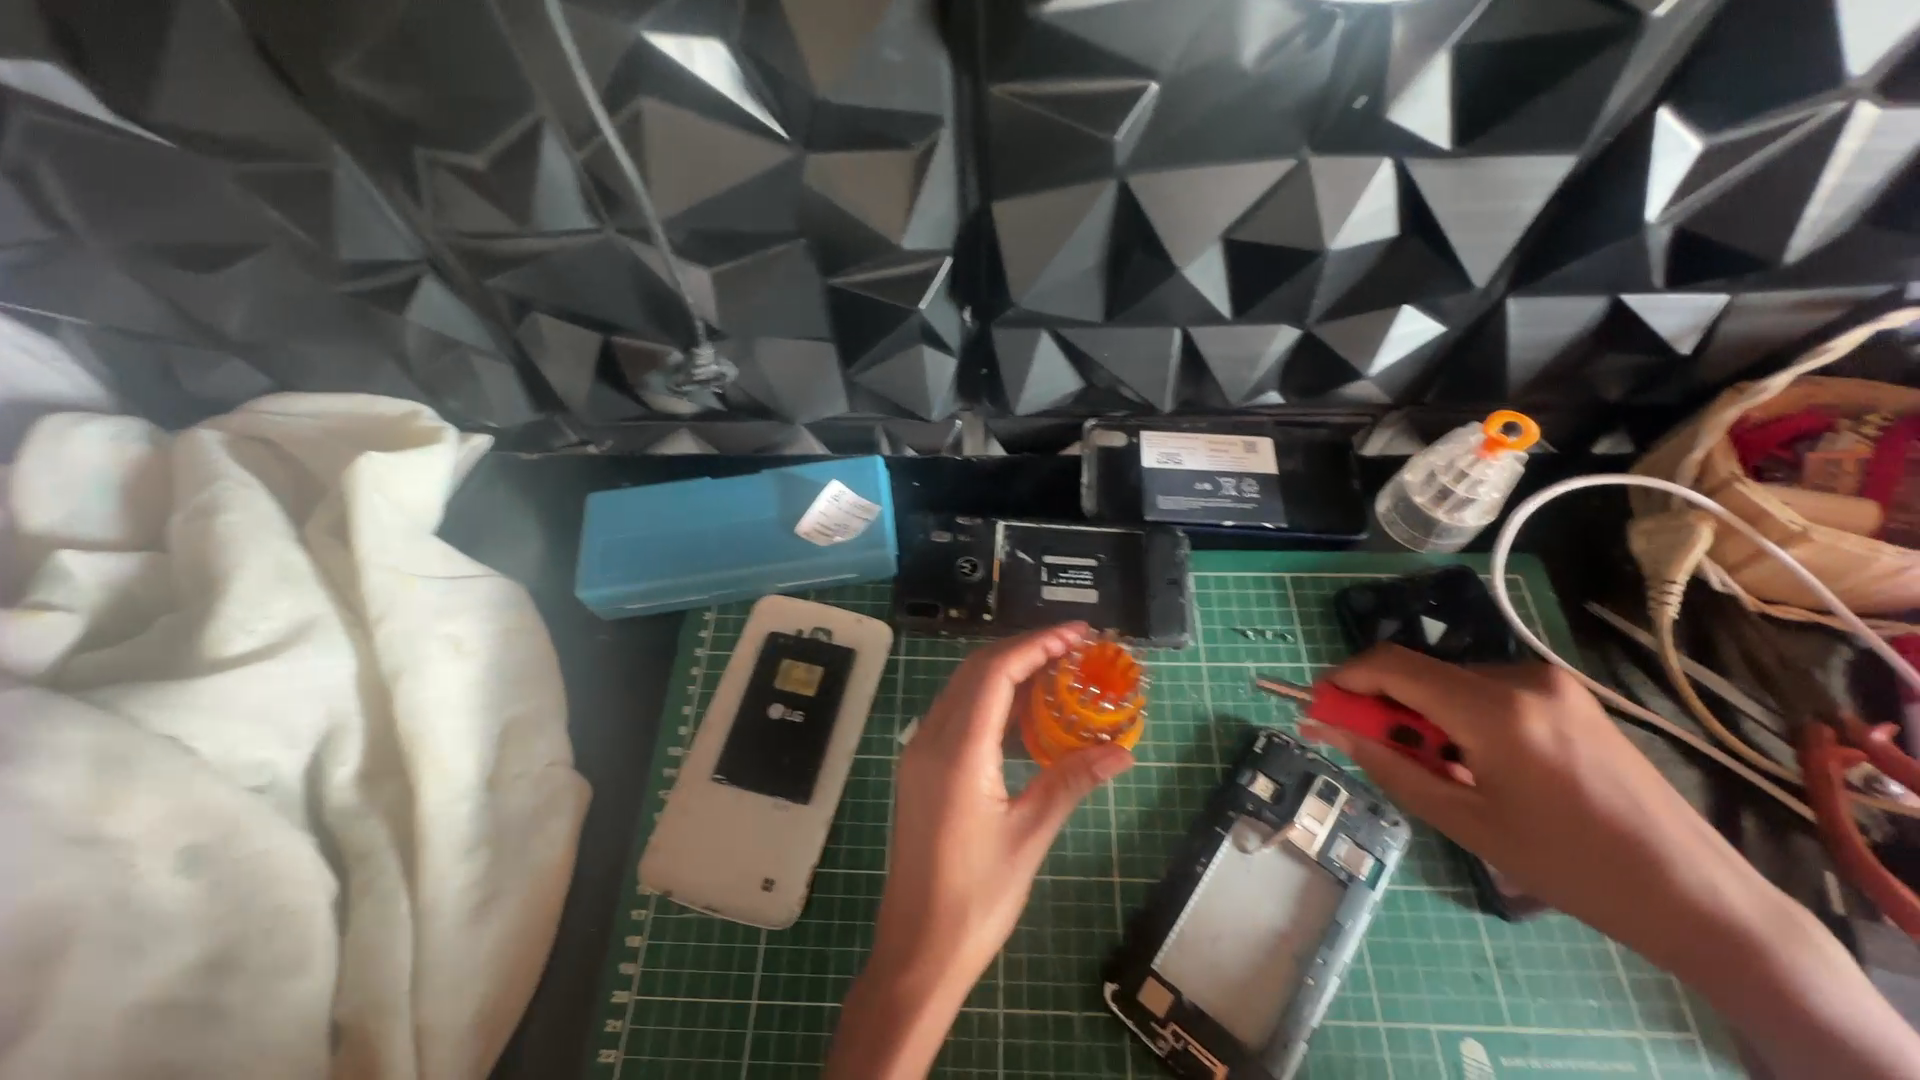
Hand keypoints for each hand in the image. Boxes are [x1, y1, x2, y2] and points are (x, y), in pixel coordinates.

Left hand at [878, 621, 1133, 986]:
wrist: (917, 949)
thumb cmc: (976, 899)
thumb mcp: (1030, 836)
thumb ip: (1070, 782)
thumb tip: (1122, 751)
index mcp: (957, 752)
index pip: (996, 672)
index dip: (1037, 644)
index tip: (1079, 634)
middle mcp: (929, 741)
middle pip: (976, 671)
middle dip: (1025, 650)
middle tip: (1076, 650)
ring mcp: (918, 756)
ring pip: (962, 691)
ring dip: (1006, 674)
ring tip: (1057, 676)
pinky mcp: (919, 773)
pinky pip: (955, 717)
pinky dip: (990, 703)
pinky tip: (1024, 719)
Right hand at [1302, 645, 1757, 952]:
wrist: (1691, 891)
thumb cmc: (1569, 866)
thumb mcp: (1464, 820)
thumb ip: (1389, 764)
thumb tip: (1330, 728)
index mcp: (1496, 709)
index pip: (1393, 665)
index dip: (1345, 679)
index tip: (1316, 706)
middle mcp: (1522, 678)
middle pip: (1422, 674)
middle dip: (1385, 707)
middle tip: (1373, 754)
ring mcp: (1553, 684)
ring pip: (1453, 684)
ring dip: (1425, 717)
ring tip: (1442, 775)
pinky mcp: (1570, 698)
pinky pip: (1489, 693)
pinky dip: (1462, 719)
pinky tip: (1480, 767)